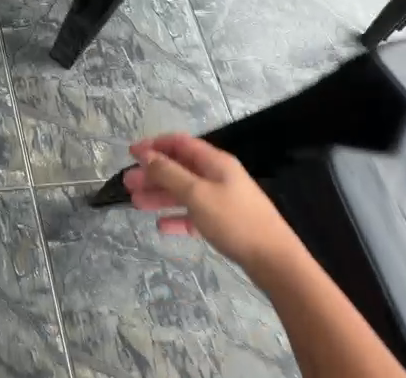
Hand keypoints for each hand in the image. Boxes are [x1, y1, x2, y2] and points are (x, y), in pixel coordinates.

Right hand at [123, 133, 302, 272]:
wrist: (276, 262)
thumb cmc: (235, 220)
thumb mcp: (197, 193)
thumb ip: (169, 172)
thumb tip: (146, 154)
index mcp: (215, 162)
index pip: (179, 143)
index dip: (154, 145)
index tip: (131, 153)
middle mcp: (218, 177)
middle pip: (179, 169)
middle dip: (152, 174)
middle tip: (128, 183)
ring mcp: (222, 200)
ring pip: (184, 192)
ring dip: (160, 196)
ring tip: (136, 203)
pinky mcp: (225, 223)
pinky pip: (194, 215)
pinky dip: (177, 218)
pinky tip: (161, 227)